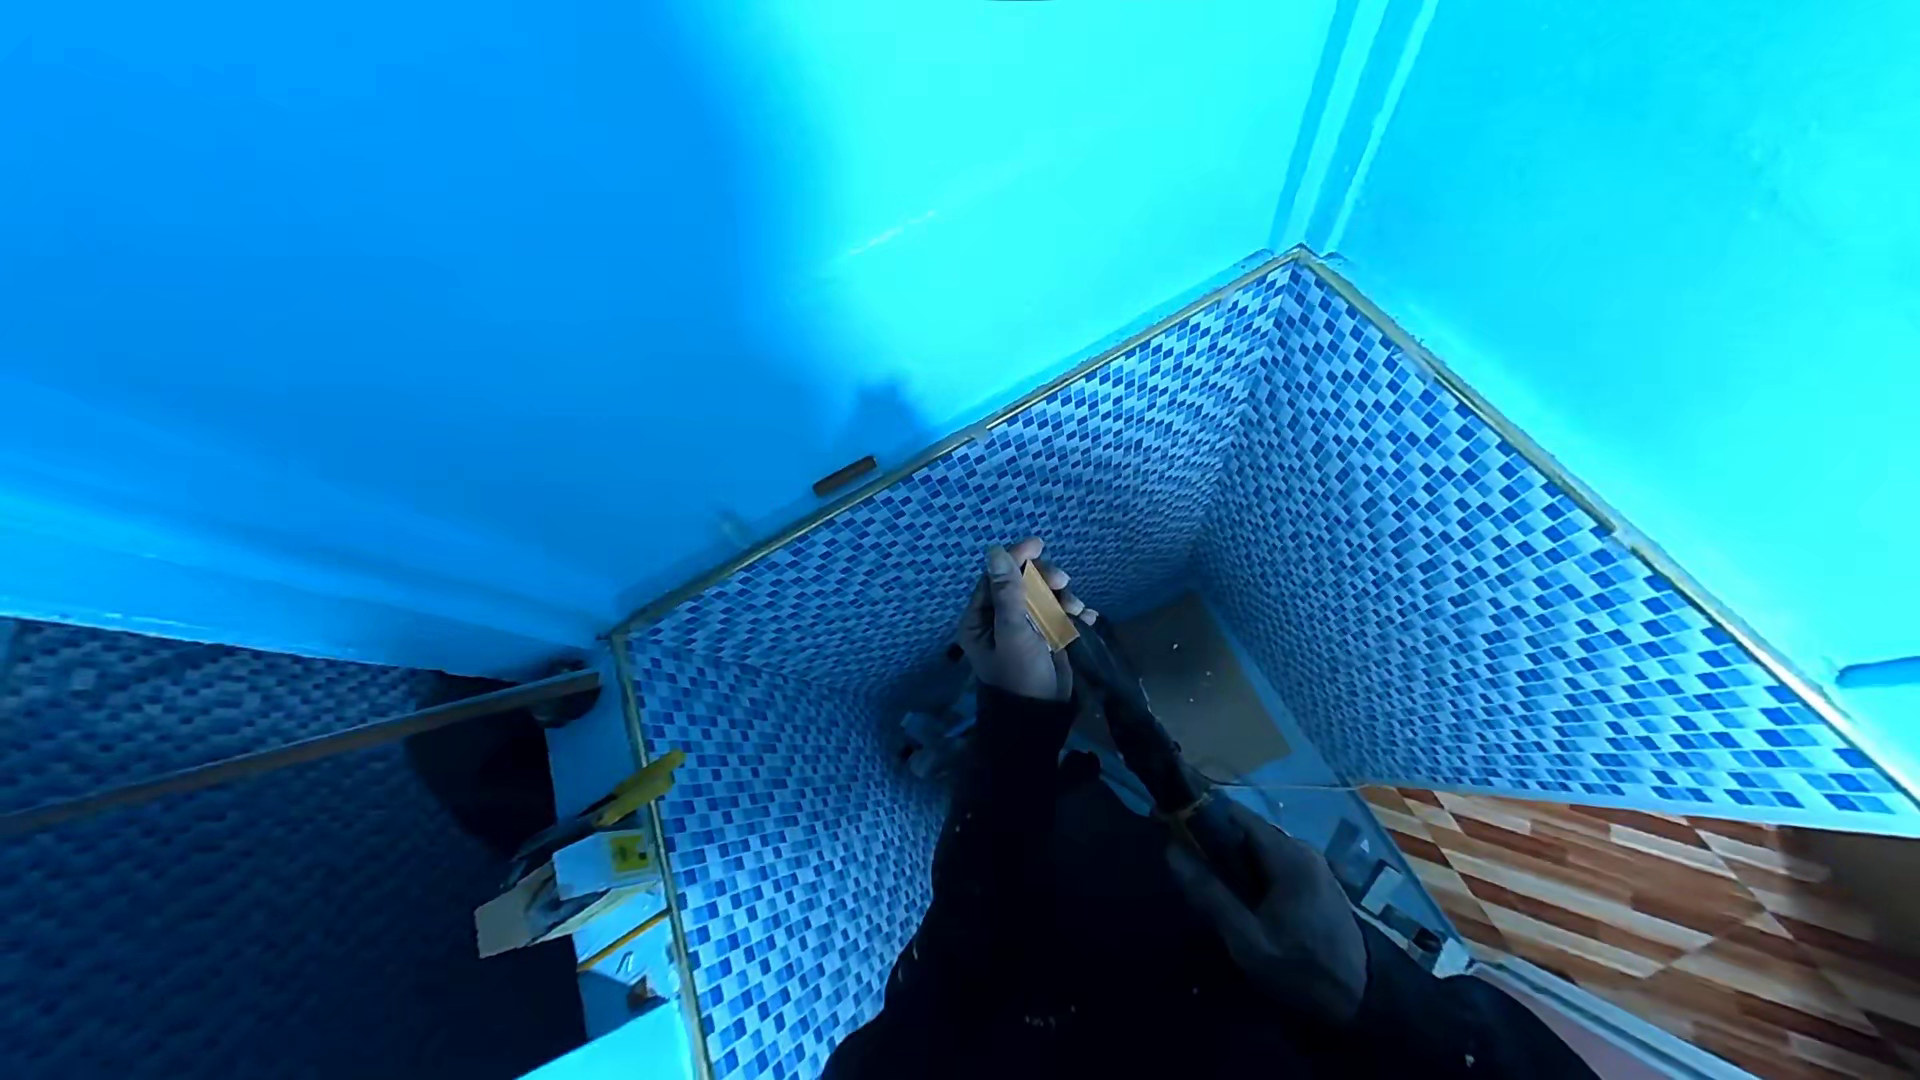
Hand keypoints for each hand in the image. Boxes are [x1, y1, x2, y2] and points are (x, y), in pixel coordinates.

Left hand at [955, 536, 1097, 701]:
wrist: (1041, 715)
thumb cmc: (1020, 674)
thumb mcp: (1013, 631)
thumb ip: (1007, 592)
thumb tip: (995, 551)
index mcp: (980, 618)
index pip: (996, 577)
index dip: (1015, 557)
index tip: (1038, 545)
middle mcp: (999, 619)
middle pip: (1022, 582)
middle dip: (1044, 579)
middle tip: (1063, 582)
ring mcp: (1024, 627)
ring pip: (1042, 596)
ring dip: (1061, 597)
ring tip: (1074, 609)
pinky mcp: (1045, 636)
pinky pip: (1057, 614)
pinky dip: (1071, 612)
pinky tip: (1084, 617)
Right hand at [1166, 798, 1367, 1022]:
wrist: (1367, 1007)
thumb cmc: (1302, 968)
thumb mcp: (1247, 938)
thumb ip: (1209, 892)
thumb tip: (1170, 848)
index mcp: (1286, 853)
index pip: (1232, 811)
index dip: (1198, 812)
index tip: (1169, 823)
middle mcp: (1300, 847)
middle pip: (1243, 828)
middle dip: (1212, 840)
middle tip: (1188, 864)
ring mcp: (1312, 863)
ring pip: (1256, 846)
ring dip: (1231, 857)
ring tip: (1211, 885)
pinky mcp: (1316, 881)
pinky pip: (1271, 861)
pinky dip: (1250, 869)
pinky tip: (1241, 896)